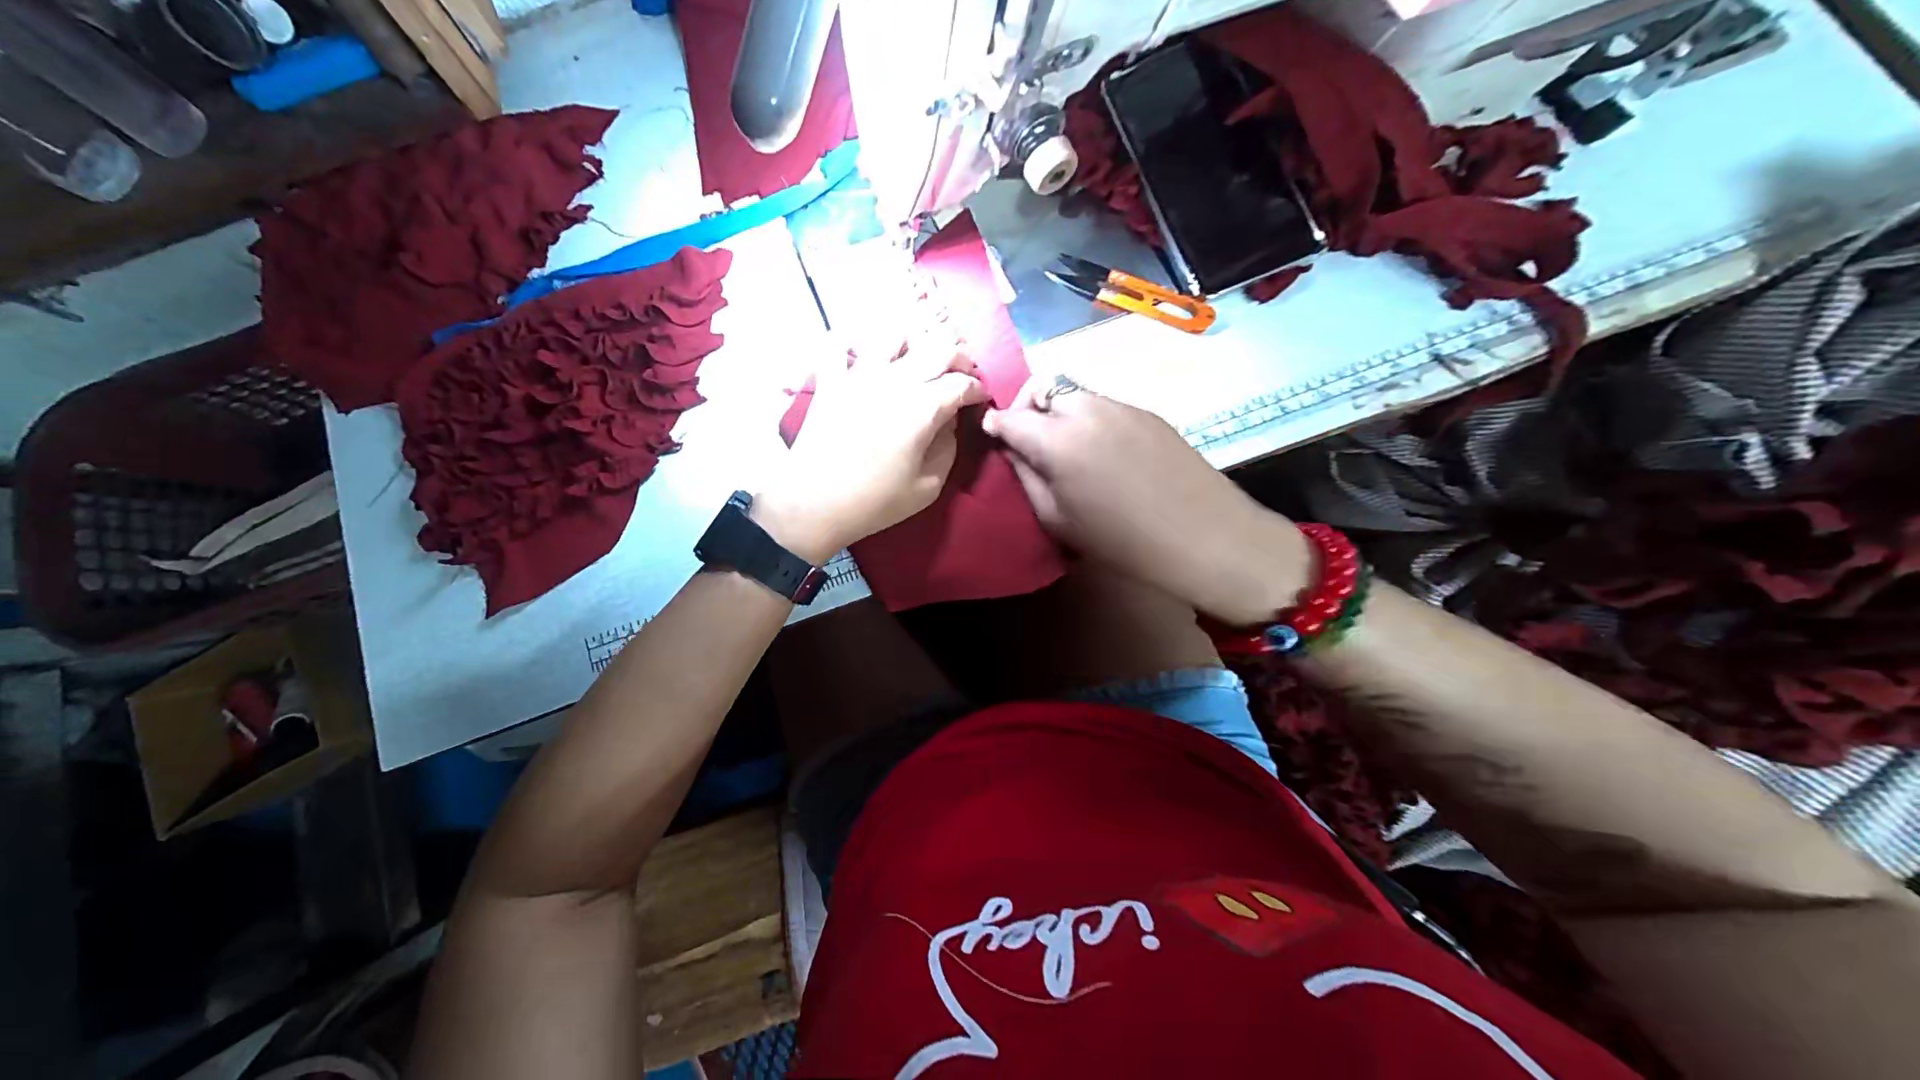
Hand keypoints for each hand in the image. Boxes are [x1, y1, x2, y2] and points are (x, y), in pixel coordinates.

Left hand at [753, 332, 988, 564]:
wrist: (814, 503)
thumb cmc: (875, 501)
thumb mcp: (928, 486)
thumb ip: (947, 448)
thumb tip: (949, 422)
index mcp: (924, 406)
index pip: (962, 383)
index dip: (978, 389)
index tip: (981, 399)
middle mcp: (896, 380)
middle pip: (938, 348)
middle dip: (959, 357)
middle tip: (962, 374)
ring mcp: (860, 375)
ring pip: (894, 335)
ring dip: (914, 342)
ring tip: (918, 357)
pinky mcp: (830, 380)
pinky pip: (837, 346)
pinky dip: (850, 343)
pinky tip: (859, 354)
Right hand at [981, 379, 1312, 624]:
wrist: (1204, 536)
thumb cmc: (1121, 540)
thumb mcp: (1057, 518)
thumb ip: (1027, 477)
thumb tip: (1013, 449)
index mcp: (1057, 438)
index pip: (1011, 416)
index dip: (997, 426)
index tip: (994, 438)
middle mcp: (1086, 408)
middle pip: (1043, 389)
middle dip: (1028, 409)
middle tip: (1030, 443)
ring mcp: (1121, 406)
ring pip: (1075, 394)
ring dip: (1059, 413)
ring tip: (1068, 450)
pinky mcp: (1148, 413)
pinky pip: (1104, 406)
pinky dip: (1089, 420)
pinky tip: (1103, 453)